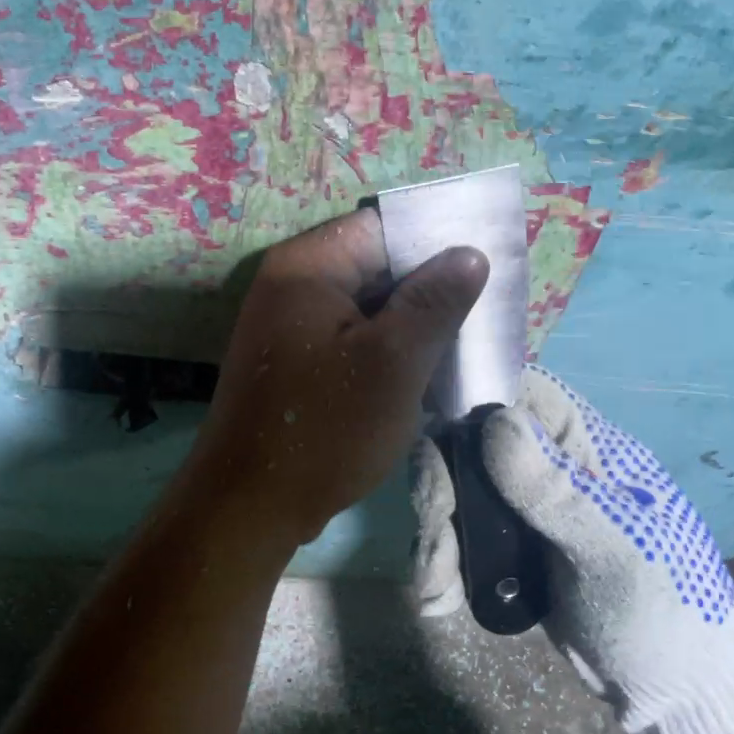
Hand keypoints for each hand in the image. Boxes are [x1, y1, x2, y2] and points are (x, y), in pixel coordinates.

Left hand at [182, 208, 488, 546]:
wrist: (249, 505)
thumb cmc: (324, 428)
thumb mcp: (393, 362)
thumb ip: (434, 301)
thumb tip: (469, 253)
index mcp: (307, 266)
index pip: (382, 228)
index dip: (435, 242)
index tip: (484, 269)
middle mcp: (291, 283)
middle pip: (374, 264)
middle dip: (428, 287)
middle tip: (484, 311)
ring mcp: (289, 322)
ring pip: (366, 304)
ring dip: (410, 323)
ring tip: (463, 343)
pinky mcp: (293, 358)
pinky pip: (349, 335)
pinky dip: (385, 347)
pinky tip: (423, 372)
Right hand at [414, 366, 733, 733]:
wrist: (670, 690)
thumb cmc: (666, 610)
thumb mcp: (616, 553)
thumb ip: (557, 491)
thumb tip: (494, 423)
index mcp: (580, 442)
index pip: (515, 390)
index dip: (469, 398)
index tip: (439, 438)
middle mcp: (542, 460)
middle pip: (466, 439)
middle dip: (440, 486)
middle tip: (435, 536)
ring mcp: (518, 503)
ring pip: (453, 487)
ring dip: (434, 532)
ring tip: (435, 588)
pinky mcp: (501, 544)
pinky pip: (454, 532)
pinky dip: (439, 561)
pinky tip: (440, 599)